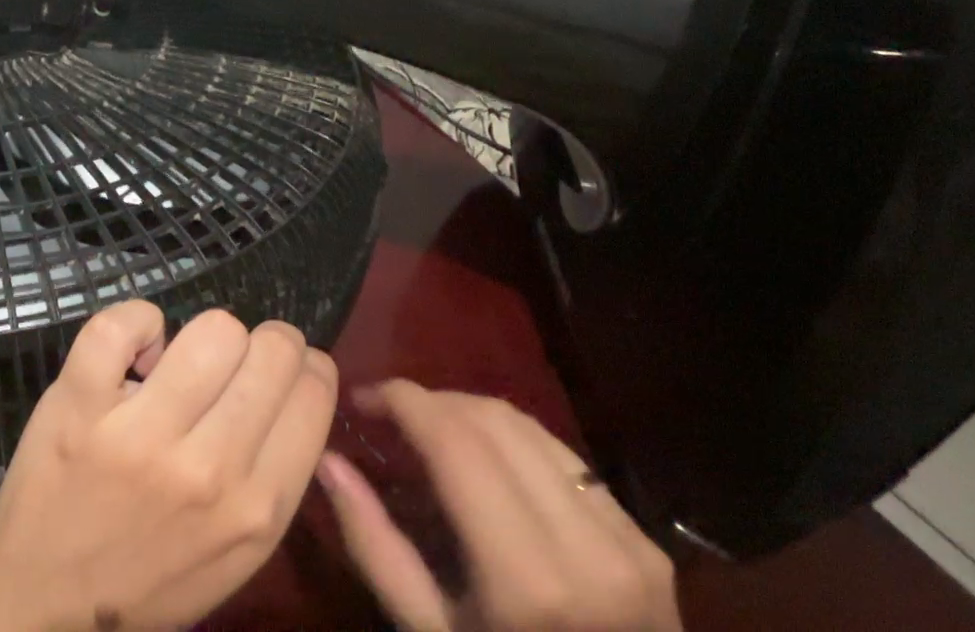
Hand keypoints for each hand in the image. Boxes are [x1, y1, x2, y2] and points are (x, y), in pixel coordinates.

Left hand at [0, 301, 337, 631]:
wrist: (42, 609)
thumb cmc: (147, 581)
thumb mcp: (237, 554)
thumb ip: (274, 476)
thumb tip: (292, 391)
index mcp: (258, 507)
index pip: (315, 389)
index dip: (302, 365)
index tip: (275, 372)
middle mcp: (209, 468)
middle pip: (273, 349)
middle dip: (261, 343)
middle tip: (230, 363)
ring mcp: (139, 433)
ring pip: (214, 329)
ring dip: (203, 335)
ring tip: (179, 363)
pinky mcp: (77, 405)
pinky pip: (121, 323)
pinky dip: (135, 320)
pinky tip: (133, 348)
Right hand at [317, 383, 679, 631]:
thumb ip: (375, 546)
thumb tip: (329, 462)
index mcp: (526, 578)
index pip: (457, 441)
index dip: (404, 401)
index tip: (362, 397)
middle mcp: (584, 543)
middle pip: (494, 421)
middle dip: (432, 402)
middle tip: (388, 416)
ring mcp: (625, 539)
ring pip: (532, 428)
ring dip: (471, 414)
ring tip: (430, 432)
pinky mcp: (645, 541)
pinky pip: (565, 460)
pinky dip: (513, 444)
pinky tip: (486, 464)